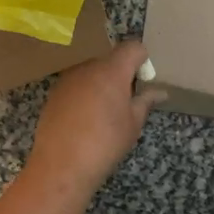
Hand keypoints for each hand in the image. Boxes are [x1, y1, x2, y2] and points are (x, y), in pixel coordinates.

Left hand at [27, 41, 164, 194]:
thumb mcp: (132, 125)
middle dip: (120, 76)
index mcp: (111, 72)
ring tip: (103, 116)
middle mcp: (87, 69)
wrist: (61, 166)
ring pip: (90, 74)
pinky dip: (83, 97)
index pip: (132, 48)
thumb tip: (160, 92)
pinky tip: (83, 122)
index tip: (144, 81)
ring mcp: (67, 80)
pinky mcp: (53, 95)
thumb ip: (145, 102)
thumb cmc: (104, 144)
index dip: (142, 60)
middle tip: (126, 103)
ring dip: (100, 86)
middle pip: (109, 61)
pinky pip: (75, 87)